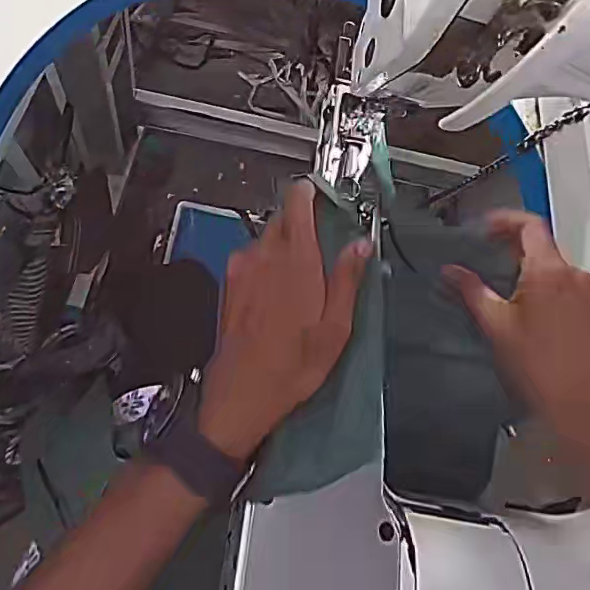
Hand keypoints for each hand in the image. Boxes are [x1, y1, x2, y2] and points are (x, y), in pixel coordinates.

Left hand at [199, 180, 371, 462]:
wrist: (239, 396)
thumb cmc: (293, 365)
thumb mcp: (336, 328)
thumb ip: (348, 278)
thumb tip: (361, 243)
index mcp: (296, 259)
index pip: (297, 201)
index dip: (312, 192)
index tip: (325, 199)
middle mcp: (264, 254)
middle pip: (284, 217)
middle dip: (304, 224)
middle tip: (322, 249)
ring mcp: (241, 267)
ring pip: (267, 236)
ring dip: (285, 245)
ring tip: (301, 279)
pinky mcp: (228, 282)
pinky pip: (252, 256)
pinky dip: (267, 262)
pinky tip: (277, 294)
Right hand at [444, 211, 589, 452]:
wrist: (585, 410)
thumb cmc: (546, 374)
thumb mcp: (496, 326)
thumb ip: (471, 291)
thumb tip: (453, 273)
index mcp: (550, 272)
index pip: (529, 225)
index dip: (504, 220)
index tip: (488, 227)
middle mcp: (576, 278)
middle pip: (543, 246)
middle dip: (514, 249)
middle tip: (491, 258)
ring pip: (558, 268)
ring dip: (533, 271)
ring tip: (509, 292)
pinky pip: (572, 288)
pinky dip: (551, 290)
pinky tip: (534, 316)